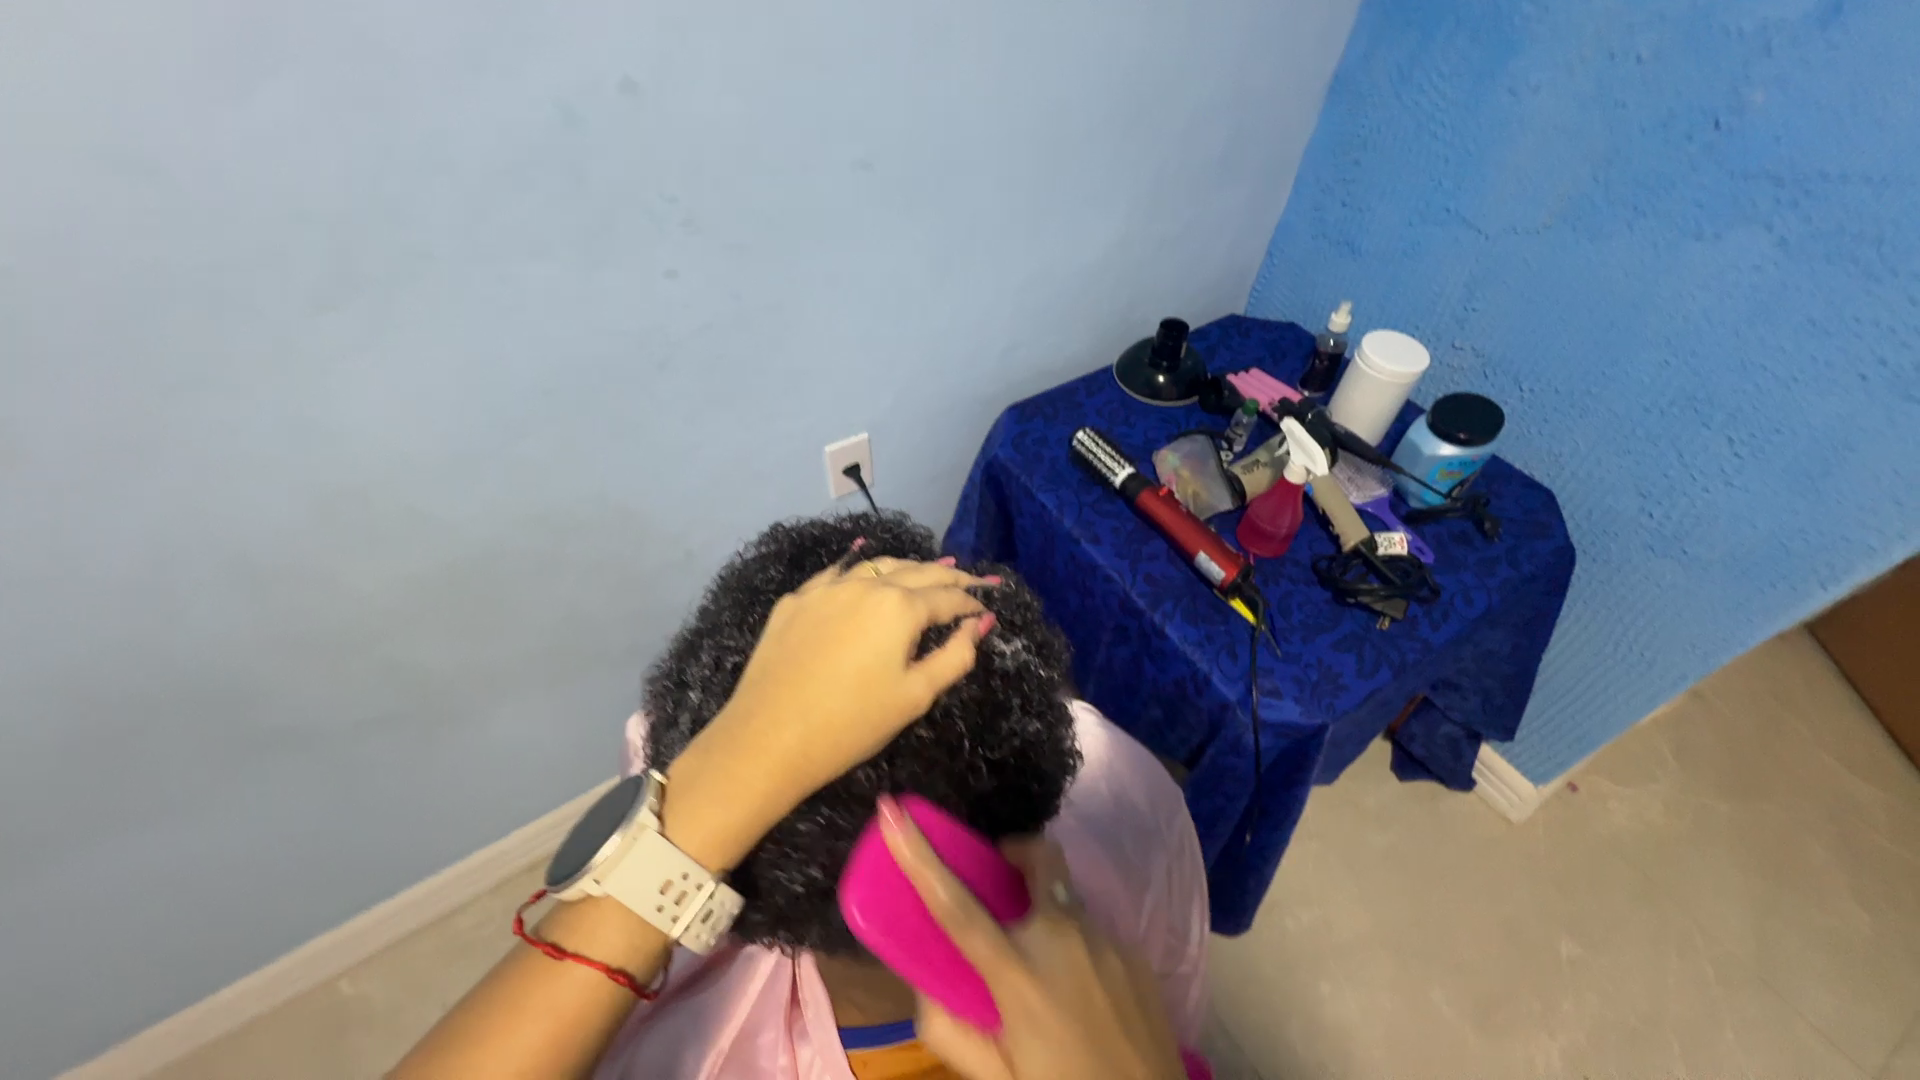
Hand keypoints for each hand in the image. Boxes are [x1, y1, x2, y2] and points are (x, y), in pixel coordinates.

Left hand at [704, 554, 998, 811]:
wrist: (768, 739)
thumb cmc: (851, 724)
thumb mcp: (915, 696)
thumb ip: (955, 656)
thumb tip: (978, 625)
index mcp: (900, 607)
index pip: (948, 597)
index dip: (972, 602)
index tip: (987, 608)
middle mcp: (865, 585)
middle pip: (917, 571)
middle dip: (949, 575)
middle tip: (971, 579)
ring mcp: (825, 589)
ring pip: (876, 566)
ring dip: (906, 567)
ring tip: (925, 571)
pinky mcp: (795, 601)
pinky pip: (836, 576)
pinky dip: (859, 572)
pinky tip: (864, 575)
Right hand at [879, 798, 1187, 1079]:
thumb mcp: (996, 1076)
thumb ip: (950, 1029)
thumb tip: (926, 984)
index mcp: (1016, 972)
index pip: (955, 904)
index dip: (919, 855)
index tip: (894, 811)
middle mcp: (1061, 936)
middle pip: (1036, 856)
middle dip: (1013, 857)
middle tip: (1000, 891)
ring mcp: (1104, 937)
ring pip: (1064, 896)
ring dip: (1044, 912)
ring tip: (1046, 970)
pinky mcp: (1133, 949)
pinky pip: (1092, 928)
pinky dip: (1075, 944)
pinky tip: (1081, 993)